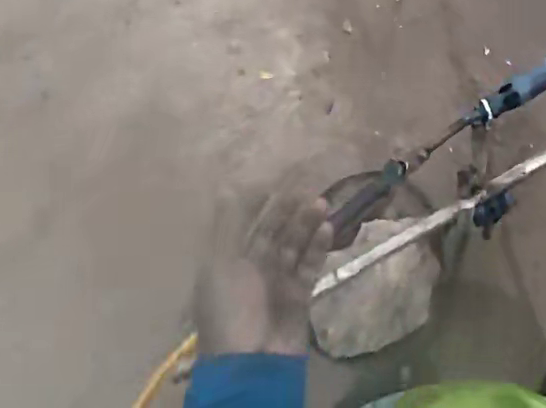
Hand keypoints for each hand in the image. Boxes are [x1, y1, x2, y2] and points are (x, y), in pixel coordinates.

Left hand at [193, 183, 333, 356]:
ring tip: (321, 203)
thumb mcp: (218, 265)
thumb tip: (226, 186)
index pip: (245, 222)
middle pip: (273, 230)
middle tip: (305, 187)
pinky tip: (326, 228)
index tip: (275, 179)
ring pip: (293, 243)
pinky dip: (317, 246)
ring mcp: (277, 281)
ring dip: (306, 223)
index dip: (258, 201)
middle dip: (287, 209)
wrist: (251, 367)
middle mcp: (254, 267)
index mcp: (229, 259)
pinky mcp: (299, 295)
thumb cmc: (228, 309)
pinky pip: (309, 265)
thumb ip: (227, 225)